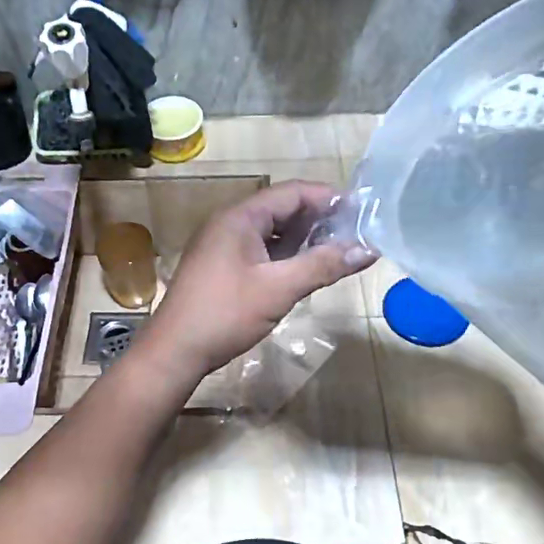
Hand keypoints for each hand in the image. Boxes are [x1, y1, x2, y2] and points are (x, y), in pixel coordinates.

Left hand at [136, 181, 374, 381]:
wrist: (175, 350)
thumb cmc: (225, 314)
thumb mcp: (279, 289)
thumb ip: (323, 266)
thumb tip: (368, 249)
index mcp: (240, 217)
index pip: (292, 193)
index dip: (328, 198)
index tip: (361, 210)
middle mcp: (230, 224)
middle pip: (281, 210)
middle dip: (318, 219)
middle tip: (355, 233)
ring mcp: (223, 247)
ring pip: (271, 233)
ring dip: (303, 240)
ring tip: (338, 251)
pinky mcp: (221, 269)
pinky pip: (260, 252)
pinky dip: (285, 256)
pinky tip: (306, 271)